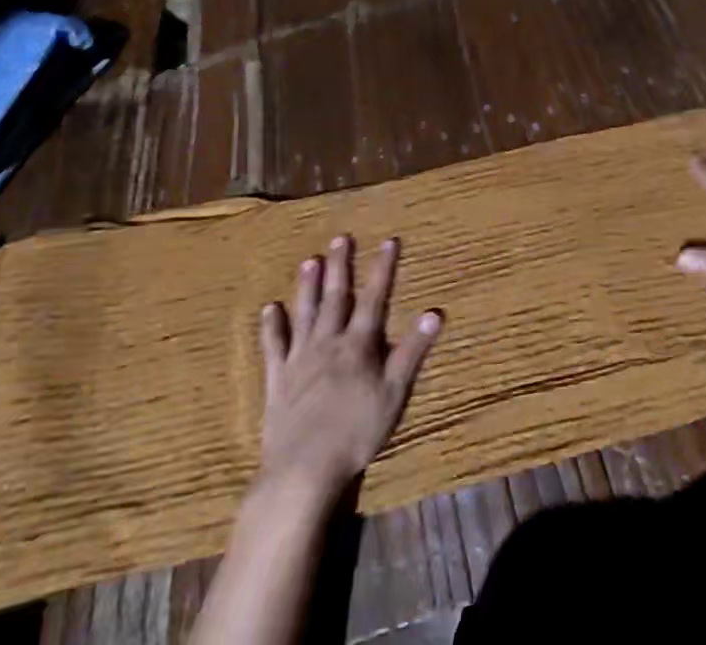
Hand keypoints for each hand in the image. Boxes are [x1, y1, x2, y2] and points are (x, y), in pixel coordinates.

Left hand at [255, 235, 441, 498]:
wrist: (304, 467)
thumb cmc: (357, 432)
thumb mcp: (394, 394)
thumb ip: (412, 352)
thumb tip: (434, 313)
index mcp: (358, 346)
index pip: (374, 298)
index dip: (382, 269)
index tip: (388, 241)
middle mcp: (327, 343)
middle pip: (335, 297)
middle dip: (340, 266)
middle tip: (341, 238)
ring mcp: (299, 359)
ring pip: (304, 313)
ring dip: (308, 286)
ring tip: (310, 260)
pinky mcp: (277, 380)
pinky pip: (274, 346)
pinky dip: (272, 326)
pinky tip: (270, 308)